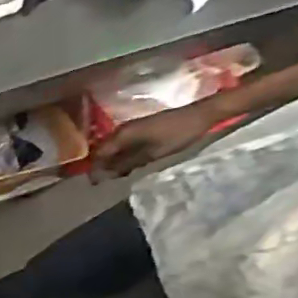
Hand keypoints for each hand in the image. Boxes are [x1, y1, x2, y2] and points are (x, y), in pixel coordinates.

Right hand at [93, 105, 213, 177]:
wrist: (203, 114)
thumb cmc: (178, 134)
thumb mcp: (152, 153)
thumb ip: (126, 164)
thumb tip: (103, 176)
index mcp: (121, 135)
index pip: (98, 154)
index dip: (94, 169)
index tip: (96, 183)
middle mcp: (121, 130)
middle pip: (103, 151)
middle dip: (102, 166)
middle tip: (107, 180)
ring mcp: (130, 128)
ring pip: (113, 148)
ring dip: (113, 161)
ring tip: (117, 174)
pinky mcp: (140, 128)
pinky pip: (123, 144)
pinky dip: (122, 155)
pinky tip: (129, 163)